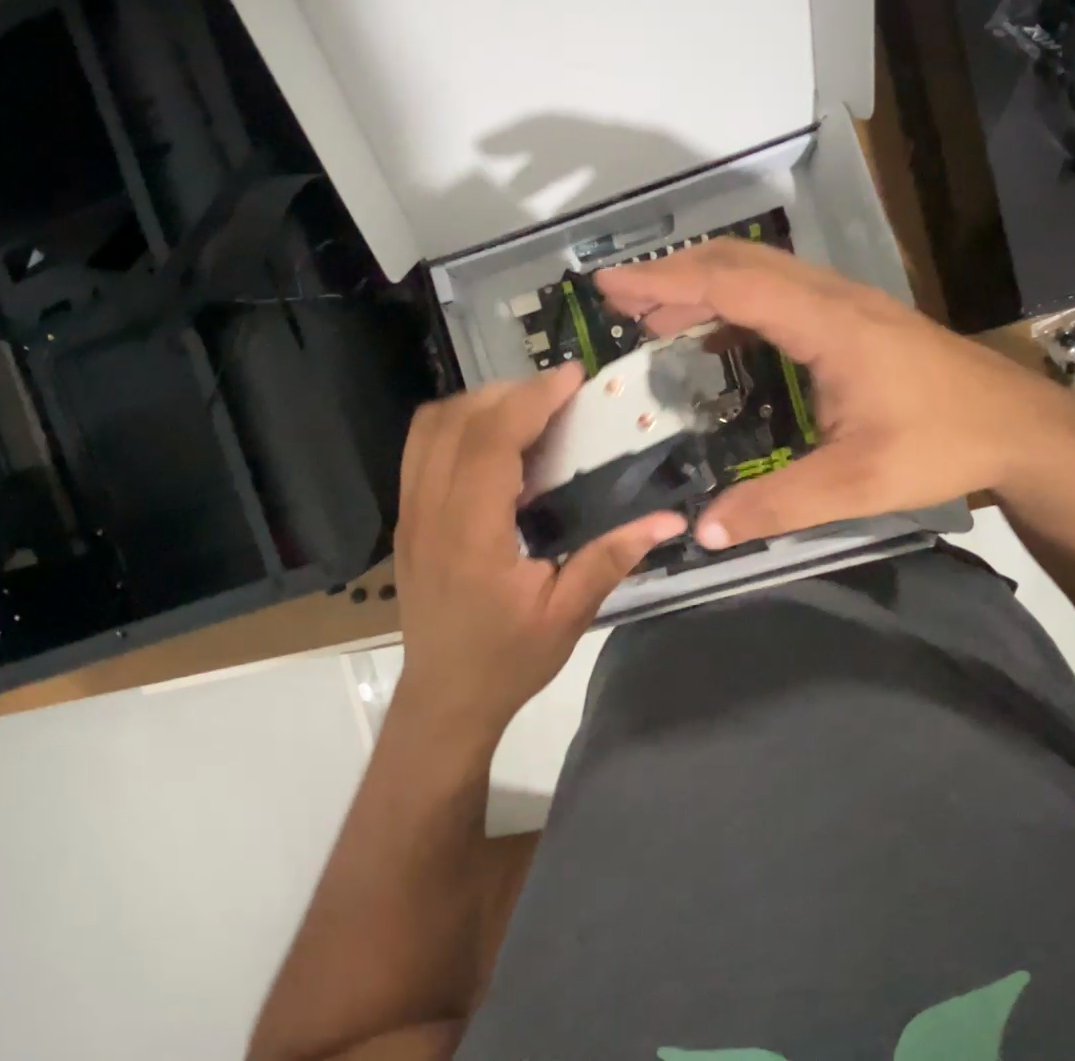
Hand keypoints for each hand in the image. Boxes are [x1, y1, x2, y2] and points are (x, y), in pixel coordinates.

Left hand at [395, 364, 686, 727]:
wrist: (445, 696)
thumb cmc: (507, 660)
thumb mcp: (567, 616)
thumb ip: (610, 558)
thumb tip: (669, 519)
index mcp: (472, 534)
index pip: (492, 440)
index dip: (532, 400)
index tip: (572, 378)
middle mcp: (431, 511)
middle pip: (457, 420)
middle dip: (509, 393)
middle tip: (558, 397)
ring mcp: (410, 513)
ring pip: (429, 428)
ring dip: (477, 405)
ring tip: (525, 412)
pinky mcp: (406, 520)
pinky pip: (419, 449)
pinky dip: (454, 426)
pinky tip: (491, 443)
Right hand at [595, 239, 1074, 547]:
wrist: (1021, 428)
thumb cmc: (943, 447)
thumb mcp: (855, 485)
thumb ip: (775, 506)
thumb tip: (702, 531)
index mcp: (829, 325)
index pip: (732, 285)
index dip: (666, 282)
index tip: (612, 286)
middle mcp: (834, 299)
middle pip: (740, 263)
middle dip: (673, 273)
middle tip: (619, 297)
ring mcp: (847, 304)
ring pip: (761, 272)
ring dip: (702, 285)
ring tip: (652, 316)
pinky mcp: (854, 319)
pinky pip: (780, 296)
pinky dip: (733, 305)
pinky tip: (712, 340)